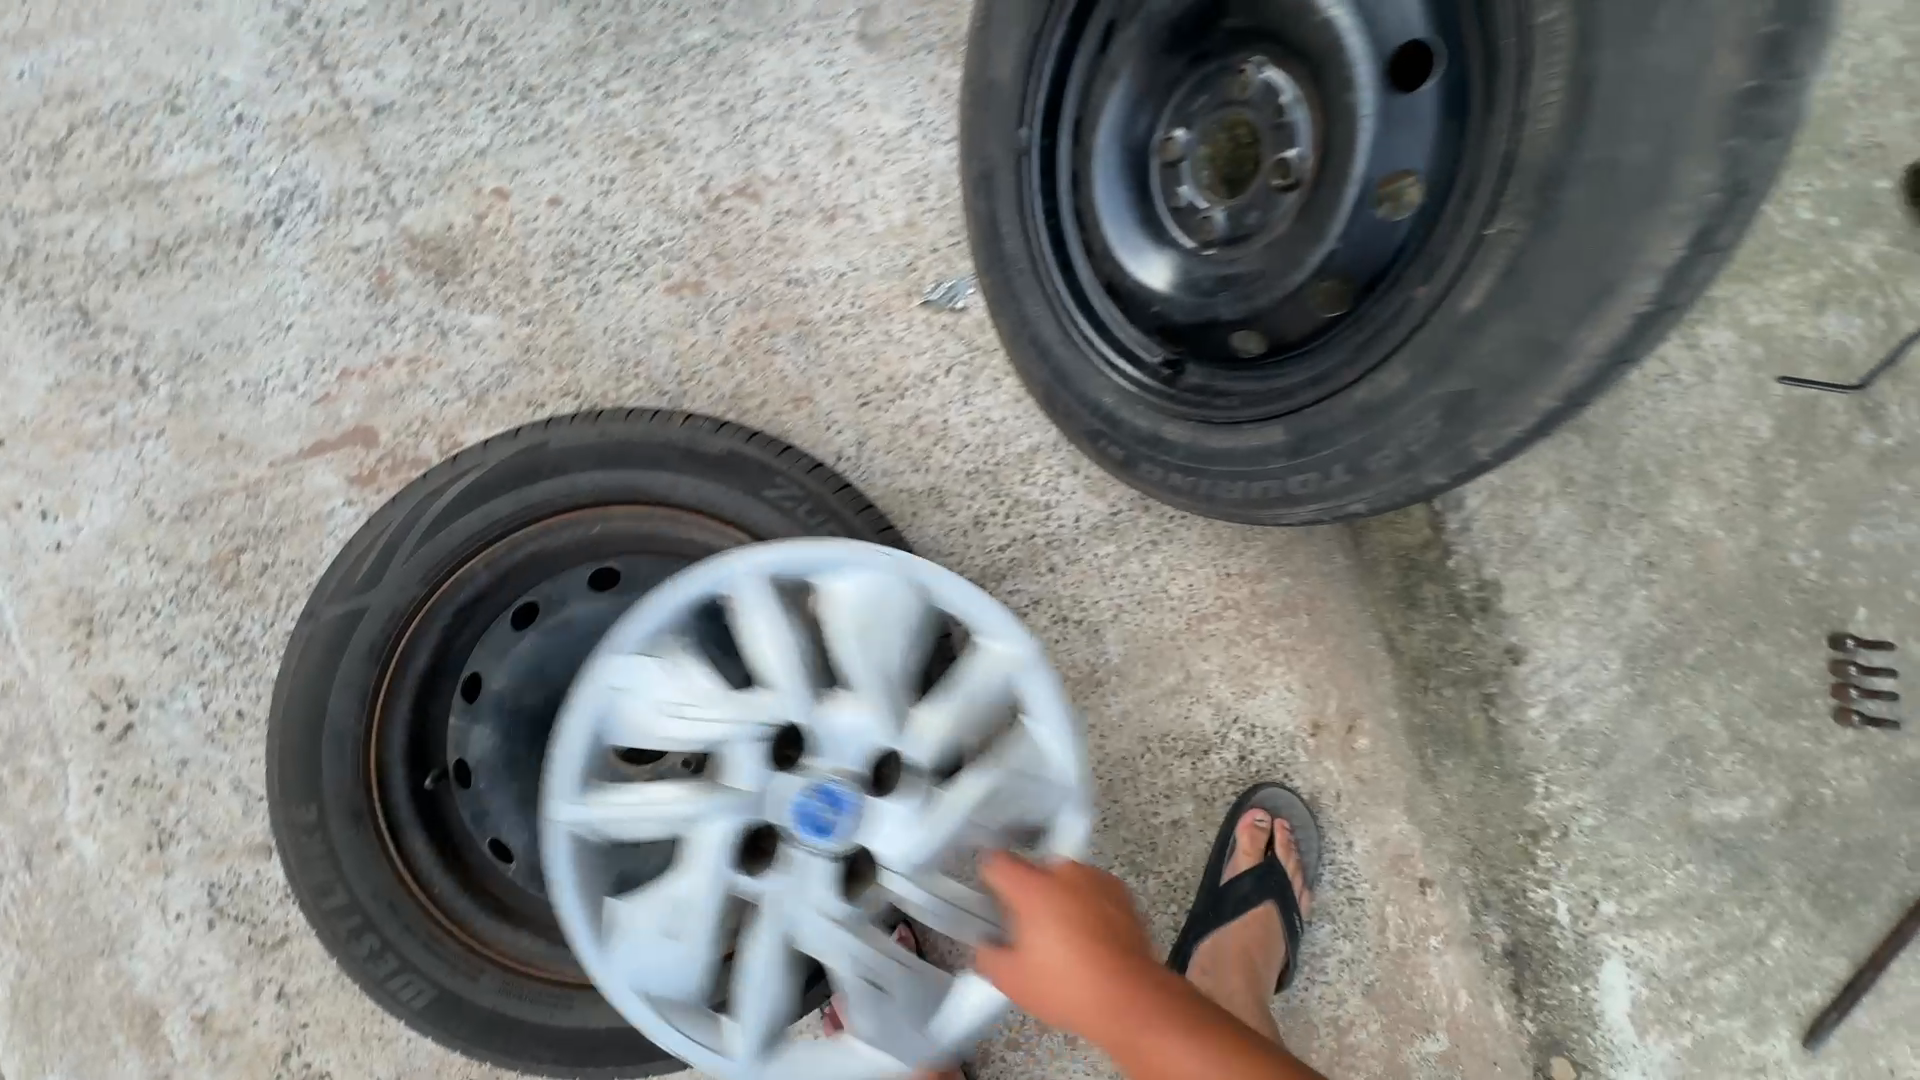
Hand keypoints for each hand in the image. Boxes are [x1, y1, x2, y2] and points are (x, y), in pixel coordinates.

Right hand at [973, 851, 1160, 1038]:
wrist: (1127, 998)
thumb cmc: (1073, 989)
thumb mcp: (1012, 980)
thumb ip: (986, 954)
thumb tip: (985, 947)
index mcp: (1032, 889)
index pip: (997, 862)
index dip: (990, 875)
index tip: (990, 886)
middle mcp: (1063, 875)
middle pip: (1033, 873)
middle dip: (1029, 896)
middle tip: (1032, 930)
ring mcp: (1093, 879)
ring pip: (1064, 880)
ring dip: (1060, 899)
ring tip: (1065, 939)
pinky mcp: (1118, 890)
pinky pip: (1091, 889)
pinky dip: (1087, 904)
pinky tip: (1089, 937)